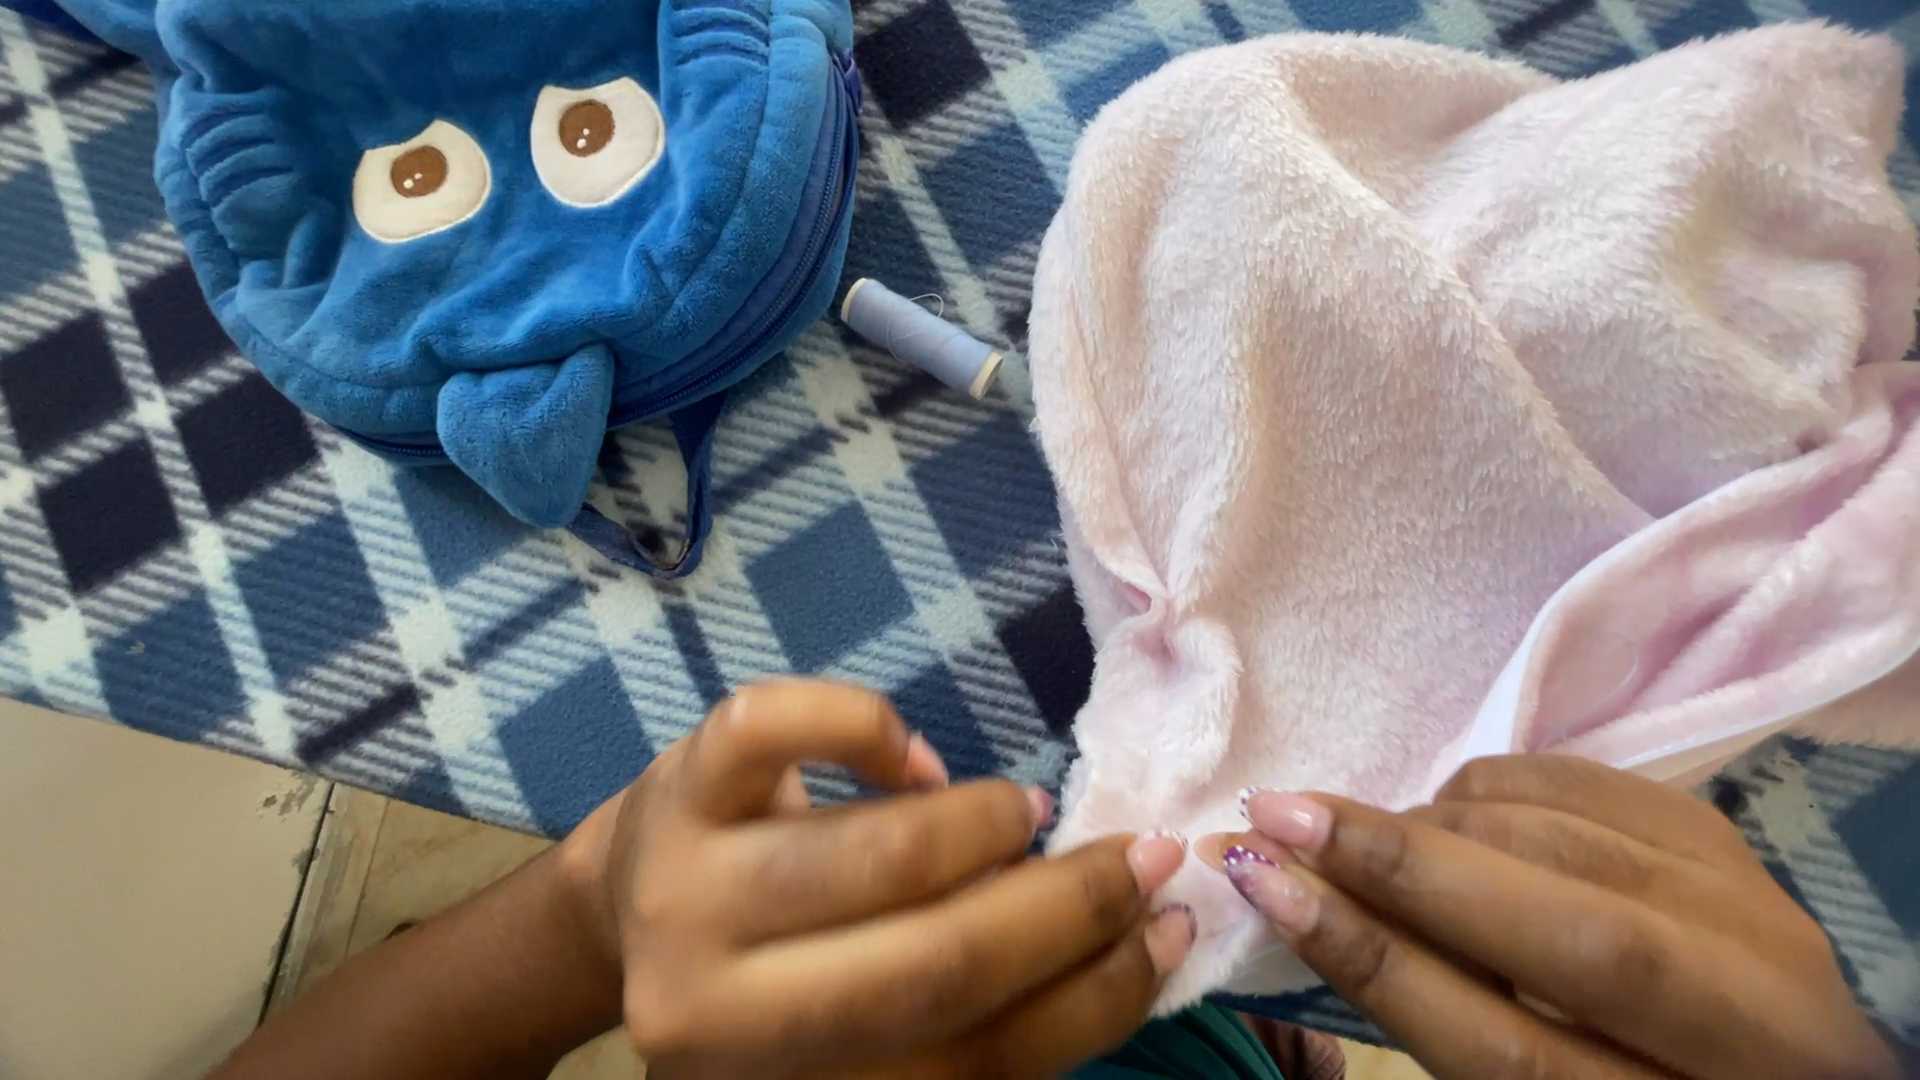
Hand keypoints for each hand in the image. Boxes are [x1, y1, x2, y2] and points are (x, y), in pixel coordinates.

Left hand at [557, 679, 1193, 1078]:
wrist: (627, 903)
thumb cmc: (769, 956)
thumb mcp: (857, 1003)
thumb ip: (961, 985)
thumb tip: (1105, 925)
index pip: (980, 1059)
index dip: (1098, 994)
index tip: (1168, 927)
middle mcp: (721, 1017)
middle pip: (938, 963)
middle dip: (1068, 904)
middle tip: (1136, 852)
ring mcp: (691, 887)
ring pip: (879, 852)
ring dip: (981, 825)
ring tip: (1020, 812)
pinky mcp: (683, 781)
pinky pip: (786, 725)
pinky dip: (874, 728)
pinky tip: (910, 759)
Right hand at [1200, 755, 1900, 1079]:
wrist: (1740, 1036)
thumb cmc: (1583, 1057)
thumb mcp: (1510, 1070)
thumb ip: (1418, 995)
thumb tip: (1284, 886)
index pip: (1513, 1050)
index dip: (1373, 958)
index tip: (1263, 881)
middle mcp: (1763, 1031)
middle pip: (1577, 940)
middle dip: (1400, 864)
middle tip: (1278, 814)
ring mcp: (1759, 917)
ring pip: (1567, 842)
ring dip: (1428, 826)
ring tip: (1363, 837)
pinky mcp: (1723, 836)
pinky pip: (1571, 780)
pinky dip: (1480, 786)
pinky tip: (1453, 813)